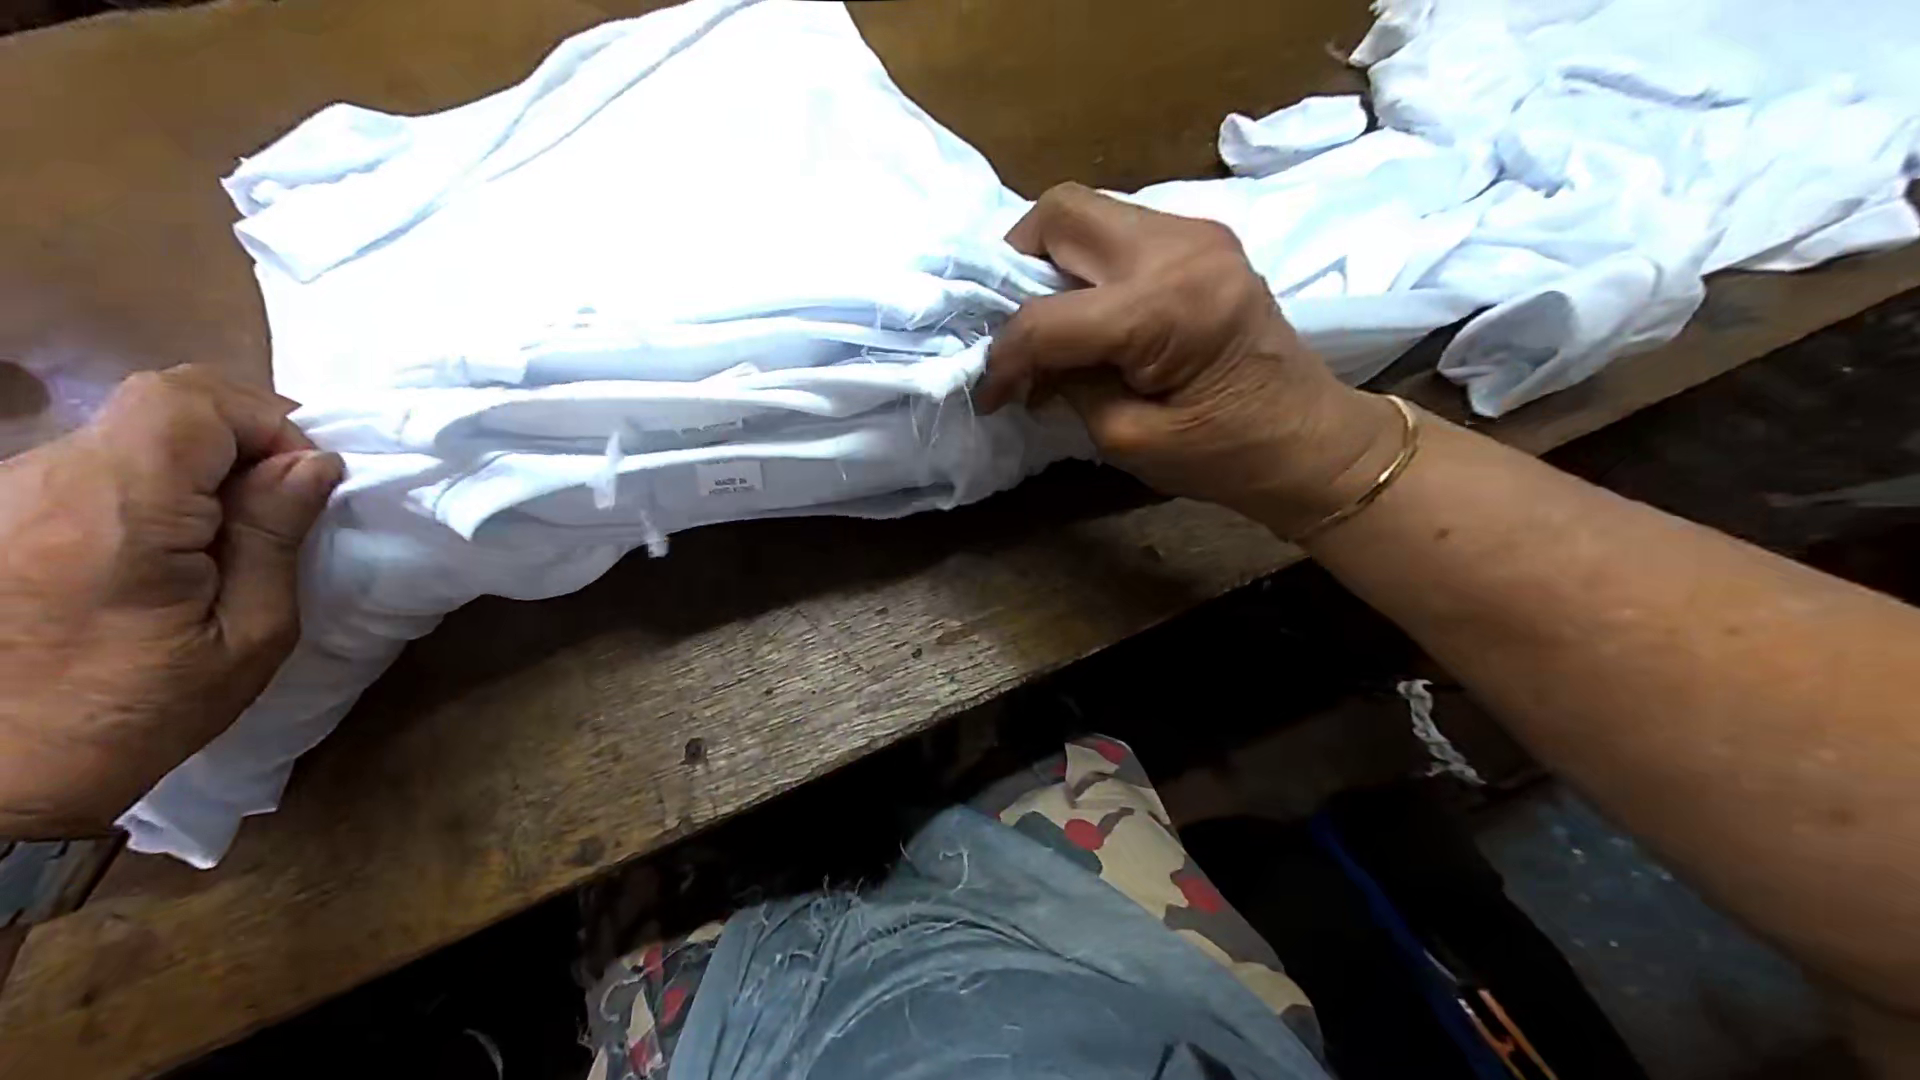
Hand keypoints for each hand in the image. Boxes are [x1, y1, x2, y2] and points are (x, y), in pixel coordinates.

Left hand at [0, 366, 340, 838]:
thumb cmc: (146, 709)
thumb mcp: (253, 631)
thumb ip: (274, 534)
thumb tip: (312, 462)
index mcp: (112, 518)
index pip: (187, 402)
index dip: (264, 421)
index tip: (300, 480)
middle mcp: (39, 487)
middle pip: (160, 404)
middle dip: (245, 437)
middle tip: (282, 501)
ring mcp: (6, 494)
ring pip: (133, 428)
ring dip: (207, 460)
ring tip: (236, 528)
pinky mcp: (0, 509)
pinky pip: (103, 459)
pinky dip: (165, 478)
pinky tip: (182, 537)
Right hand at [981, 183, 1404, 537]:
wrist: (1309, 441)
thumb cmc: (1226, 456)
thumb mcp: (1127, 438)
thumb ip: (1068, 385)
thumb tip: (1023, 360)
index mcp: (1166, 309)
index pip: (1048, 316)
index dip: (1003, 357)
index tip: (990, 392)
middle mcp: (1180, 247)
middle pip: (1061, 213)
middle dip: (1015, 268)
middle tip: (1010, 327)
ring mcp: (1196, 232)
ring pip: (1087, 213)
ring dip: (1050, 265)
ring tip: (1048, 326)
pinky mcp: (1201, 239)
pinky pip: (1118, 231)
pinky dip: (1085, 267)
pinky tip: (1087, 316)